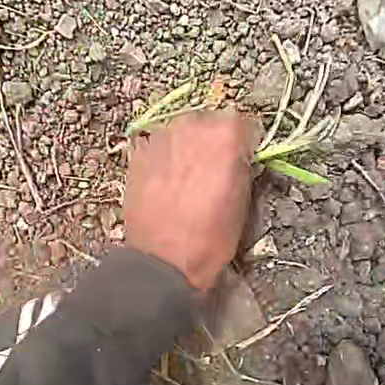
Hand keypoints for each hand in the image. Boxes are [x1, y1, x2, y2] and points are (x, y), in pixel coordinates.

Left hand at [124, 111, 256, 291]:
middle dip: (214, 142)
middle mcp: (191, 128)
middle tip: (216, 171)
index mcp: (224, 136)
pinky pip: (160, 146)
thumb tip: (238, 157)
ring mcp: (161, 139)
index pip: (243, 123)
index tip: (243, 158)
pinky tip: (169, 182)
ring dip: (188, 148)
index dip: (245, 144)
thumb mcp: (242, 202)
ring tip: (189, 179)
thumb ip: (242, 166)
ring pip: (182, 132)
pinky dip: (166, 158)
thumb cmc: (207, 239)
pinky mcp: (139, 154)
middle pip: (210, 122)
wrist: (164, 261)